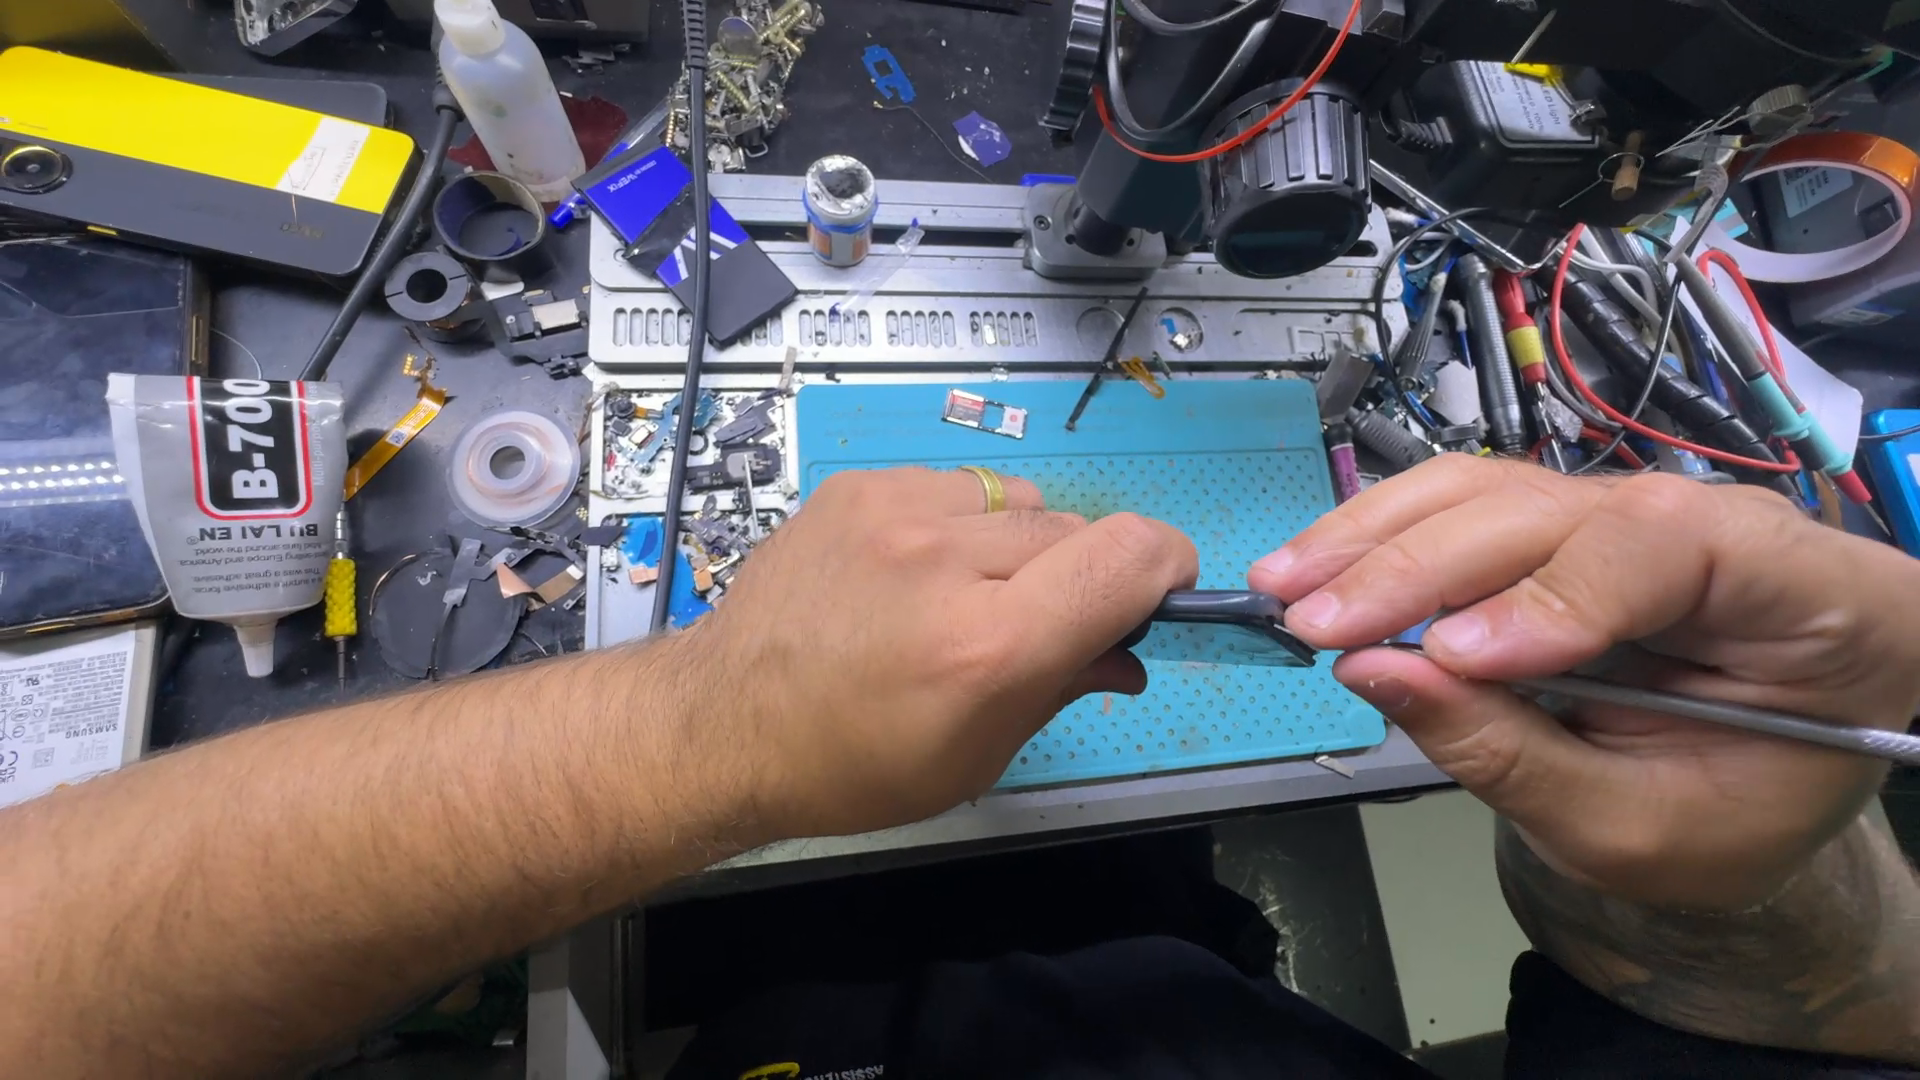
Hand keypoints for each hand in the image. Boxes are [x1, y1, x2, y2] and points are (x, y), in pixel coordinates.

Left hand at [686, 466, 1197, 841]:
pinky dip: (961, 524)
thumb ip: (1066, 688)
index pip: (1130, 556)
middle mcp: (946, 560)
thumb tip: (1128, 649)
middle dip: (1079, 575)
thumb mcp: (976, 756)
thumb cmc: (853, 763)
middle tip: (1030, 619)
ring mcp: (897, 509)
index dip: (1166, 565)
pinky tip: (913, 566)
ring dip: (1017, 546)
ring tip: (959, 591)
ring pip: (1021, 502)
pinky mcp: (861, 485)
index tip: (1158, 588)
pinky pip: (958, 487)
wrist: (724, 721)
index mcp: (988, 645)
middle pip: (1080, 528)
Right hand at [1248, 455, 1919, 910]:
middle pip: (1543, 509)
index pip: (1672, 549)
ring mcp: (1617, 516)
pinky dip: (1369, 536)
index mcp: (1820, 605)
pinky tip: (1314, 566)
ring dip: (1367, 537)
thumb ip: (1502, 751)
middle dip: (1416, 568)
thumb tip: (1371, 672)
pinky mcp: (1541, 526)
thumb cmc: (1705, 826)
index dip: (1554, 593)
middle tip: (1313, 624)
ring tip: (1285, 585)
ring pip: (1476, 489)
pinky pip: (1446, 505)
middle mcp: (1717, 531)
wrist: (1706, 801)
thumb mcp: (1621, 828)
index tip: (1452, 657)